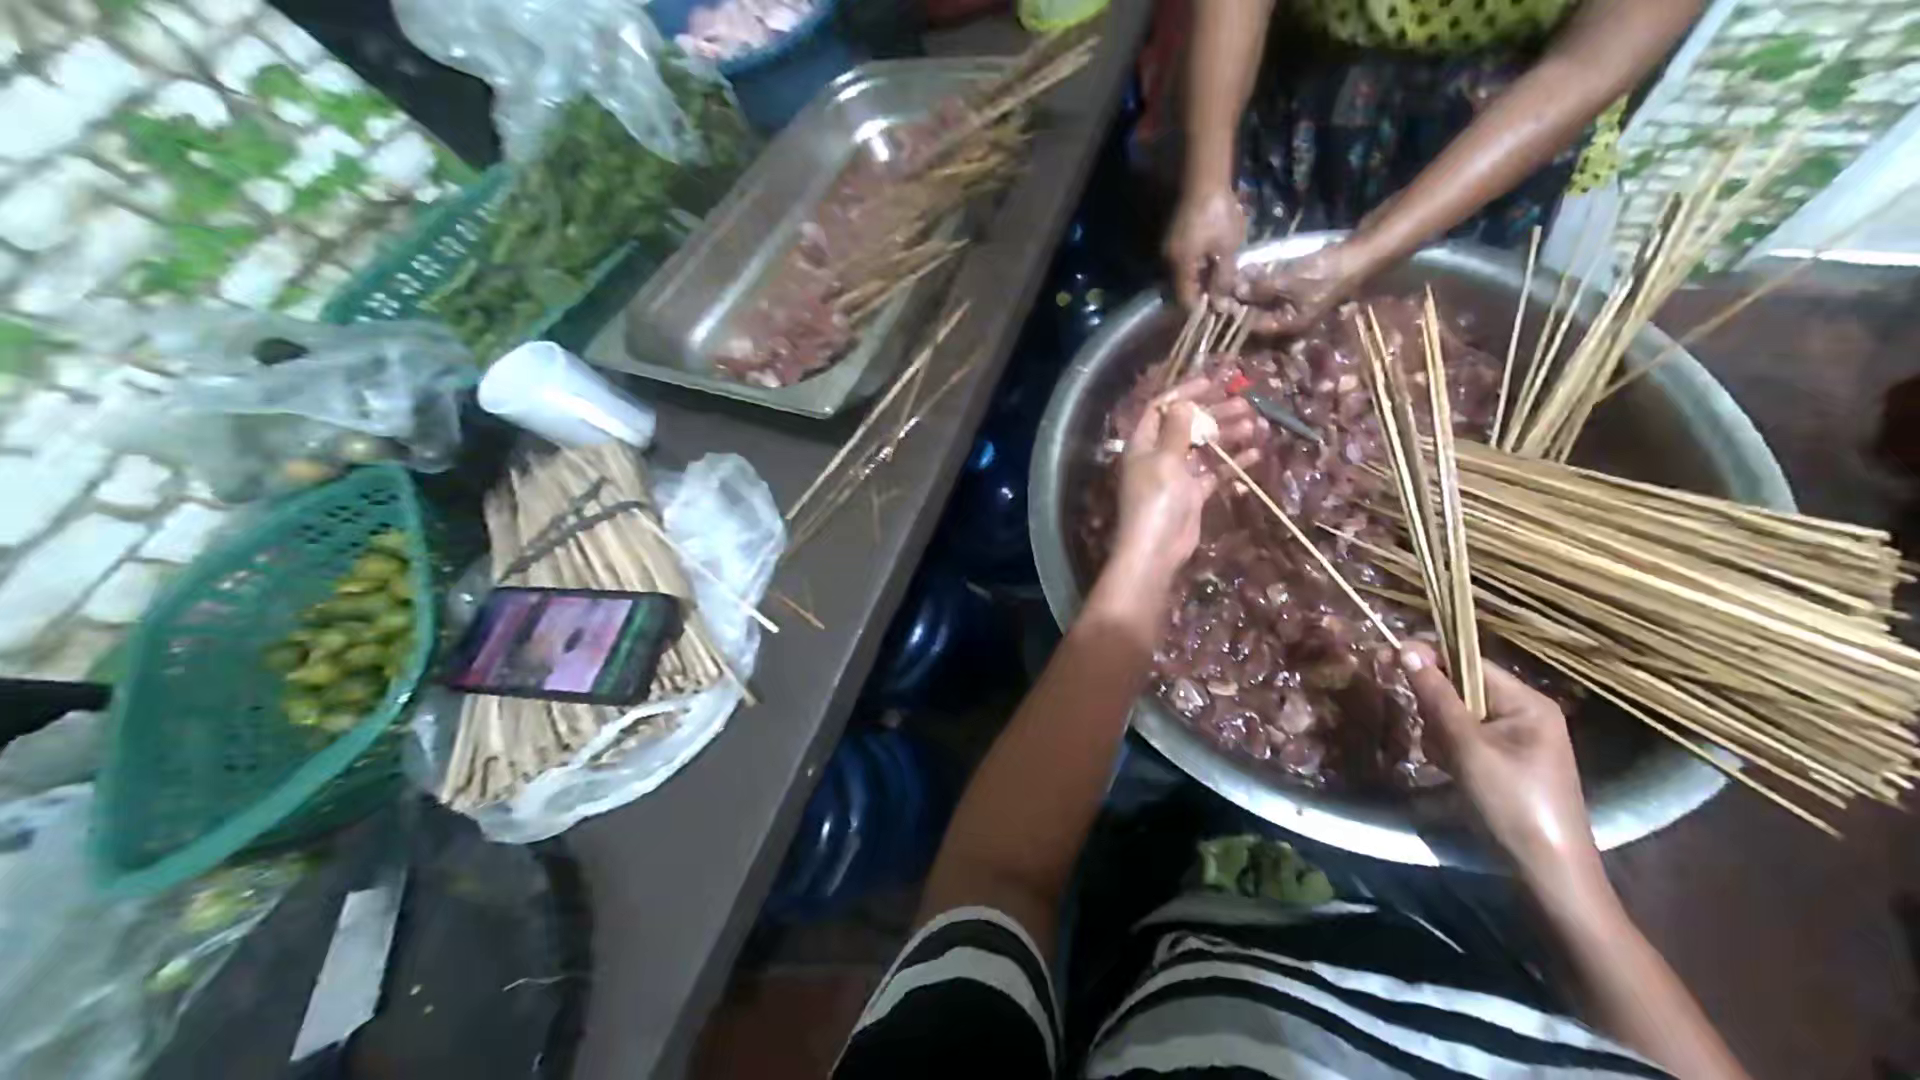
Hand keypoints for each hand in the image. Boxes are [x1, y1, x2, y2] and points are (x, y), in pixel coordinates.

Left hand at [1112, 379, 1262, 588]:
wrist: (1157, 548)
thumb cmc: (1156, 499)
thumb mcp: (1165, 459)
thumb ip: (1177, 430)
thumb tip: (1184, 403)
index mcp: (1143, 444)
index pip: (1162, 409)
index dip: (1184, 393)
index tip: (1212, 383)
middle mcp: (1158, 455)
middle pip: (1188, 426)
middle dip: (1215, 413)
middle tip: (1246, 404)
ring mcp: (1176, 475)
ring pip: (1205, 448)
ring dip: (1229, 435)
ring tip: (1257, 425)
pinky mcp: (1192, 494)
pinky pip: (1214, 472)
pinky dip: (1233, 463)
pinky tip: (1256, 453)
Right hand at [1165, 186, 1246, 310]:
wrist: (1206, 180)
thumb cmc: (1217, 214)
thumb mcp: (1226, 248)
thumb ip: (1223, 278)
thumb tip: (1221, 305)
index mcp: (1180, 266)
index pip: (1185, 300)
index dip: (1202, 309)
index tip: (1220, 312)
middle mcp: (1170, 261)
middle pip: (1184, 289)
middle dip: (1204, 296)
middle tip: (1225, 297)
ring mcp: (1171, 250)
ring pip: (1186, 276)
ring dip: (1203, 282)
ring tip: (1223, 281)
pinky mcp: (1177, 241)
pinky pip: (1187, 264)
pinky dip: (1200, 269)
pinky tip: (1215, 265)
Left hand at [1234, 239, 1377, 334]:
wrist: (1356, 256)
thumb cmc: (1325, 272)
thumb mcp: (1290, 281)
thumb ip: (1261, 287)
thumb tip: (1236, 291)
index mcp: (1288, 326)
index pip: (1254, 327)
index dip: (1238, 314)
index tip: (1222, 301)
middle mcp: (1288, 322)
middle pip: (1257, 317)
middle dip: (1242, 304)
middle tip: (1224, 290)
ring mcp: (1292, 308)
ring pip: (1263, 305)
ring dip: (1249, 293)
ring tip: (1234, 281)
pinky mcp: (1295, 294)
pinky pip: (1271, 294)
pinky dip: (1261, 286)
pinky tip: (1249, 273)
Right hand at [1397, 643, 1602, 891]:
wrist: (1546, 867)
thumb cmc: (1511, 800)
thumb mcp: (1466, 745)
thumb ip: (1436, 696)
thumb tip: (1406, 649)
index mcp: (1527, 703)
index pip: (1469, 662)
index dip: (1430, 658)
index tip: (1388, 657)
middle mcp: (1525, 713)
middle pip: (1461, 688)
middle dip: (1437, 708)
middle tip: (1434, 737)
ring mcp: (1516, 737)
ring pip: (1457, 714)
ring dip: (1440, 732)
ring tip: (1446, 762)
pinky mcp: (1505, 758)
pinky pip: (1464, 736)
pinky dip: (1449, 748)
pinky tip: (1450, 770)